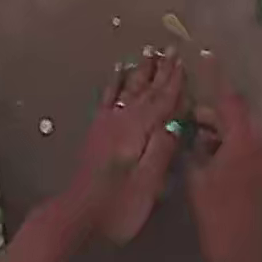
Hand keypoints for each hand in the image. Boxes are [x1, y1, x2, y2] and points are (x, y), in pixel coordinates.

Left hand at [77, 48, 185, 190]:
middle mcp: (123, 117)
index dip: (174, 81)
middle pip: (146, 88)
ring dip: (141, 69)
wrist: (78, 213)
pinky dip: (116, 80)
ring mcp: (109, 120)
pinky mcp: (98, 127)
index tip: (183, 60)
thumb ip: (162, 149)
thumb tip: (177, 121)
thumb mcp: (147, 183)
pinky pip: (109, 95)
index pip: (162, 100)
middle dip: (160, 69)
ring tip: (149, 51)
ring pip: (129, 86)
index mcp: (139, 128)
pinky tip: (119, 69)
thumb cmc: (118, 204)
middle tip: (170, 47)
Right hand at [184, 53, 261, 261]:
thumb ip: (193, 147)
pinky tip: (214, 163)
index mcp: (243, 141)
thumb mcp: (196, 179)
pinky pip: (250, 152)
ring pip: (244, 135)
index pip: (229, 99)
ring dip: (223, 132)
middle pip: (238, 115)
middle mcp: (260, 147)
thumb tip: (190, 130)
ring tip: (199, 142)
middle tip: (193, 117)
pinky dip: (232, 148)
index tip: (207, 53)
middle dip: (216, 112)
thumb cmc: (216, 216)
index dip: (216, 76)